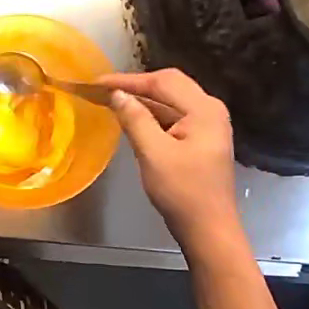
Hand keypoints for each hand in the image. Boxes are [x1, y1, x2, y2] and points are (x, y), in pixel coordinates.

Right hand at [101, 69, 240, 246]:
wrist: (208, 228)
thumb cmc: (182, 192)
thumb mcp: (154, 154)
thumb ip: (135, 120)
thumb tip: (117, 95)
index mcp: (204, 109)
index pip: (163, 82)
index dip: (128, 80)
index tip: (98, 83)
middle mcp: (210, 111)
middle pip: (169, 88)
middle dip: (136, 88)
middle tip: (104, 91)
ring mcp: (208, 127)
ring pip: (171, 104)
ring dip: (143, 103)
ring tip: (113, 103)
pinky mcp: (201, 142)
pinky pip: (173, 120)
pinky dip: (152, 119)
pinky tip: (133, 123)